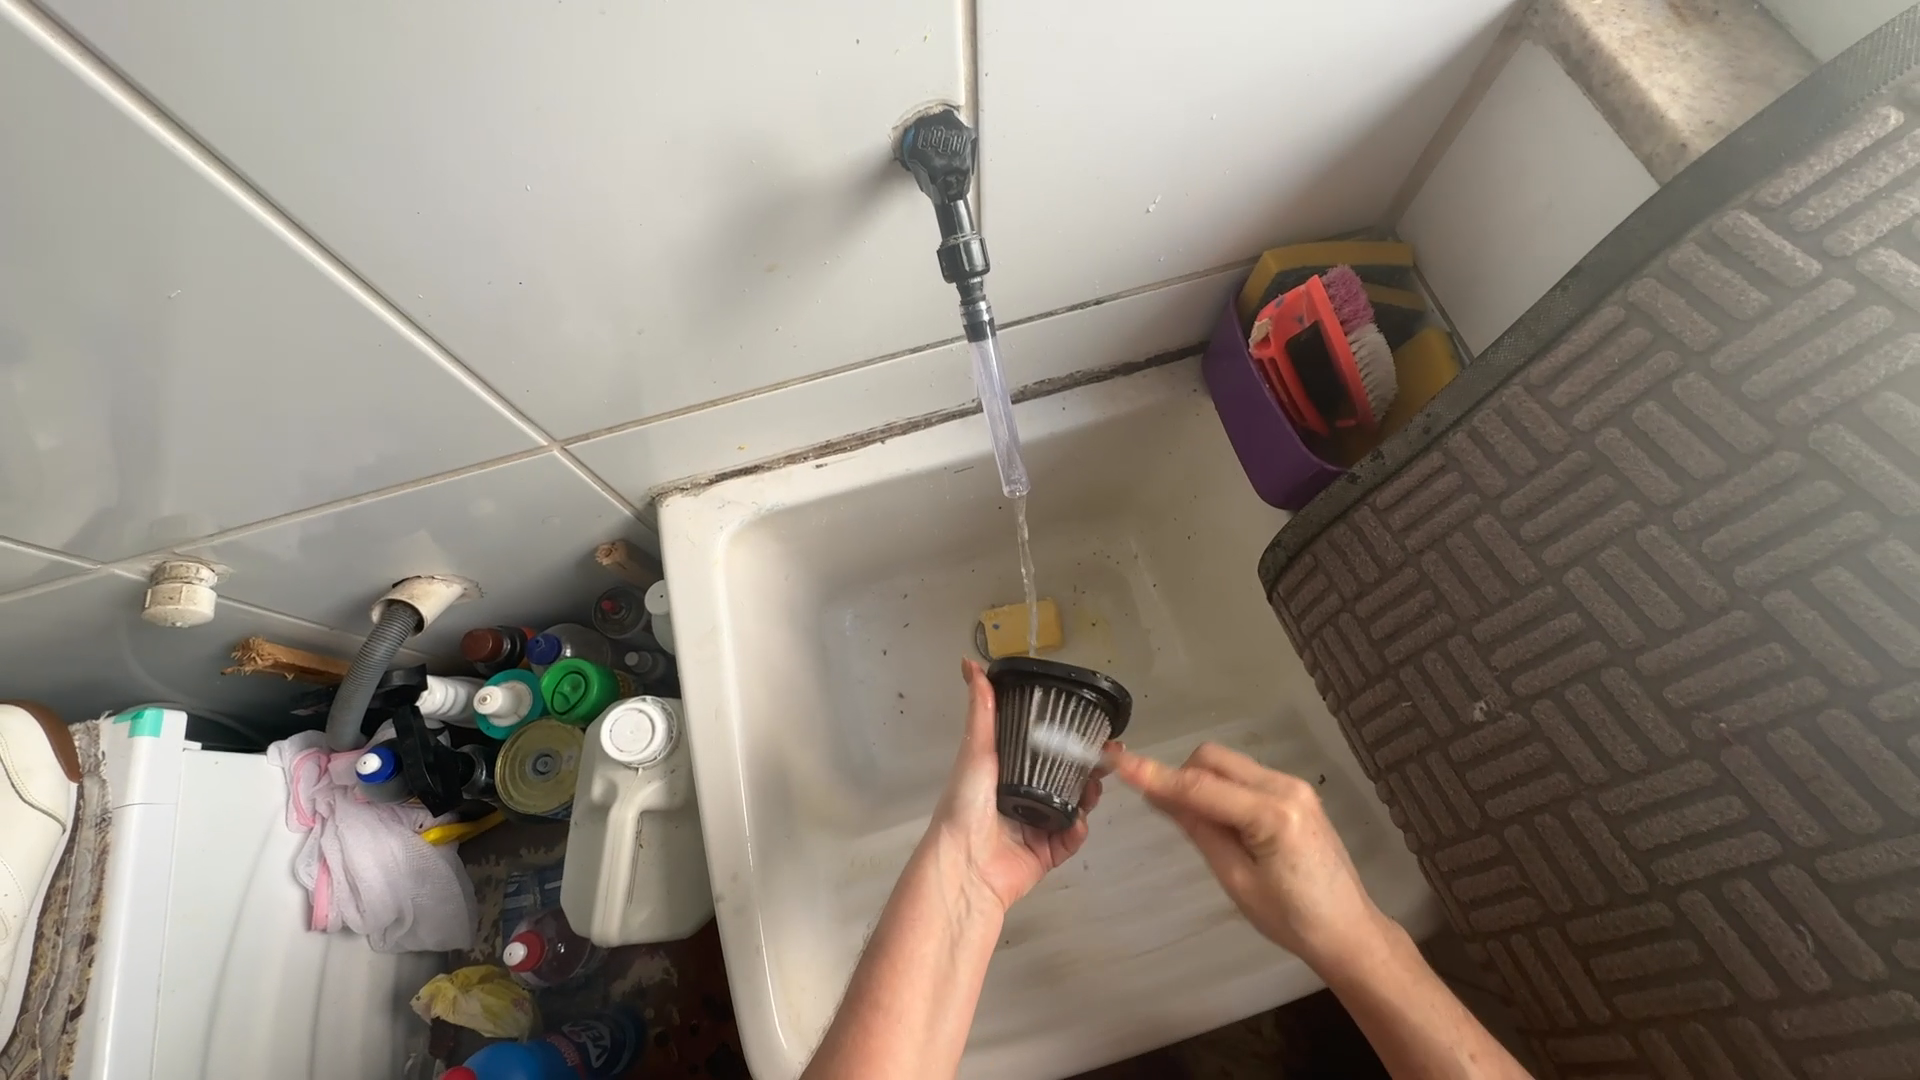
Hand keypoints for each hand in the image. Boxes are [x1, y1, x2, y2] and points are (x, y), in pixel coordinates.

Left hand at [923, 658, 1109, 913]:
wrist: (966, 864)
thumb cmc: (967, 801)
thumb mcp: (976, 748)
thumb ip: (982, 709)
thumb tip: (970, 663)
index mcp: (1004, 771)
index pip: (1041, 749)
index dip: (1065, 738)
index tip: (1090, 728)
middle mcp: (1020, 796)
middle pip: (1062, 778)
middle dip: (1086, 768)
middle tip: (1106, 759)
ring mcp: (1034, 827)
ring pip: (1072, 807)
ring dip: (1087, 797)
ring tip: (1095, 789)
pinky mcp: (1045, 854)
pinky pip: (1069, 839)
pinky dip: (1077, 830)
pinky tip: (1078, 822)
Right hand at [1111, 743, 1385, 969]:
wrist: (1350, 932)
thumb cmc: (1292, 919)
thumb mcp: (1235, 880)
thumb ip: (1197, 829)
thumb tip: (1159, 794)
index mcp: (1272, 814)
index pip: (1199, 786)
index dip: (1155, 774)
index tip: (1118, 760)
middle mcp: (1285, 787)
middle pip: (1212, 759)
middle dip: (1182, 776)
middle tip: (1171, 814)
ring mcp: (1293, 785)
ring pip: (1227, 763)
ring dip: (1202, 782)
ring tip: (1206, 828)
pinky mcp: (1295, 790)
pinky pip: (1244, 774)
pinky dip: (1222, 788)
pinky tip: (1226, 822)